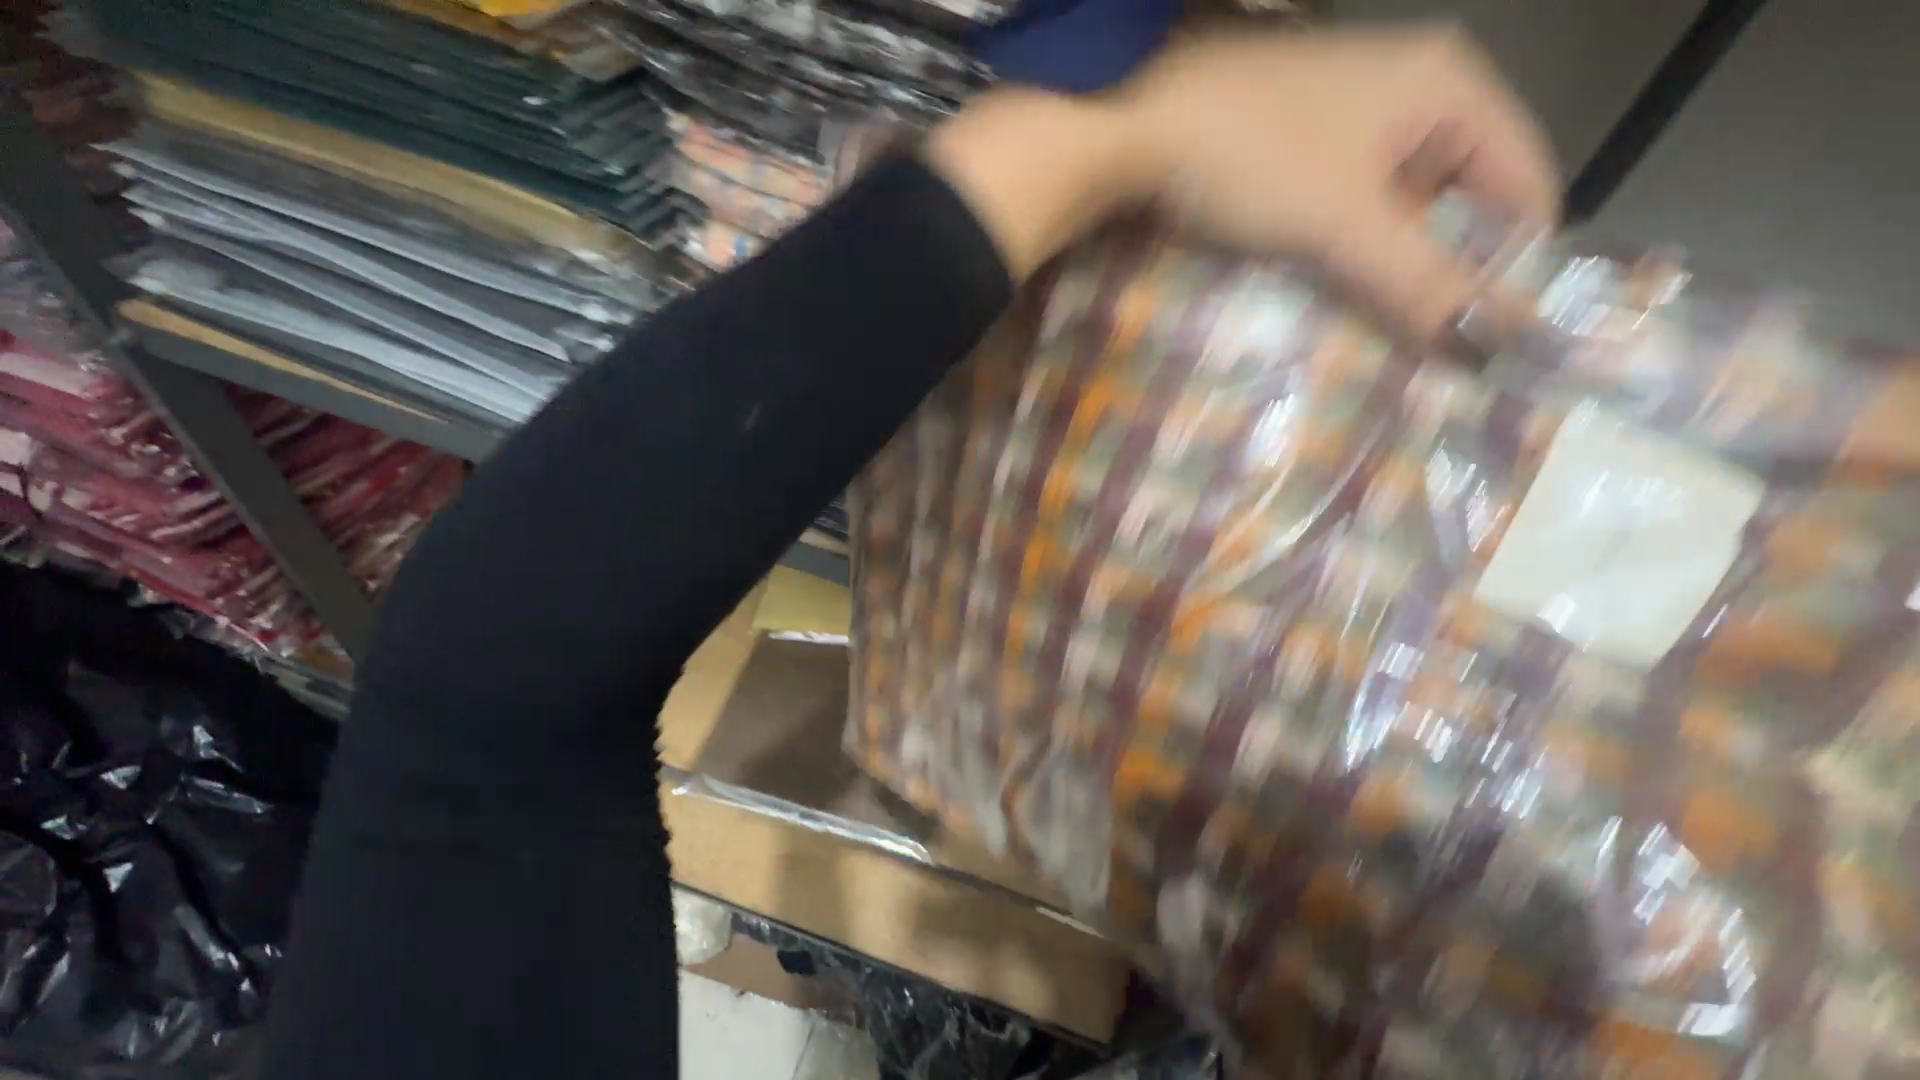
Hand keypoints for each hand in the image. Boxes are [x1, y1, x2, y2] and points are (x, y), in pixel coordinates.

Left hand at [925, 27, 1558, 341]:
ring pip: (1396, 201)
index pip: (1523, 178)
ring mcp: (1344, 106)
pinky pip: (1345, 198)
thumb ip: (1423, 281)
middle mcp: (1407, 83)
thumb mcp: (1344, 225)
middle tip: (1437, 346)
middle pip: (1459, 193)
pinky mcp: (1294, 133)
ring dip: (1389, 264)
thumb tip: (1499, 345)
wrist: (1126, 128)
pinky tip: (1330, 289)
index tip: (1498, 336)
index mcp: (1447, 83)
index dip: (1516, 260)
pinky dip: (1345, 244)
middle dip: (1445, 269)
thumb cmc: (1250, 161)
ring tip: (1383, 332)